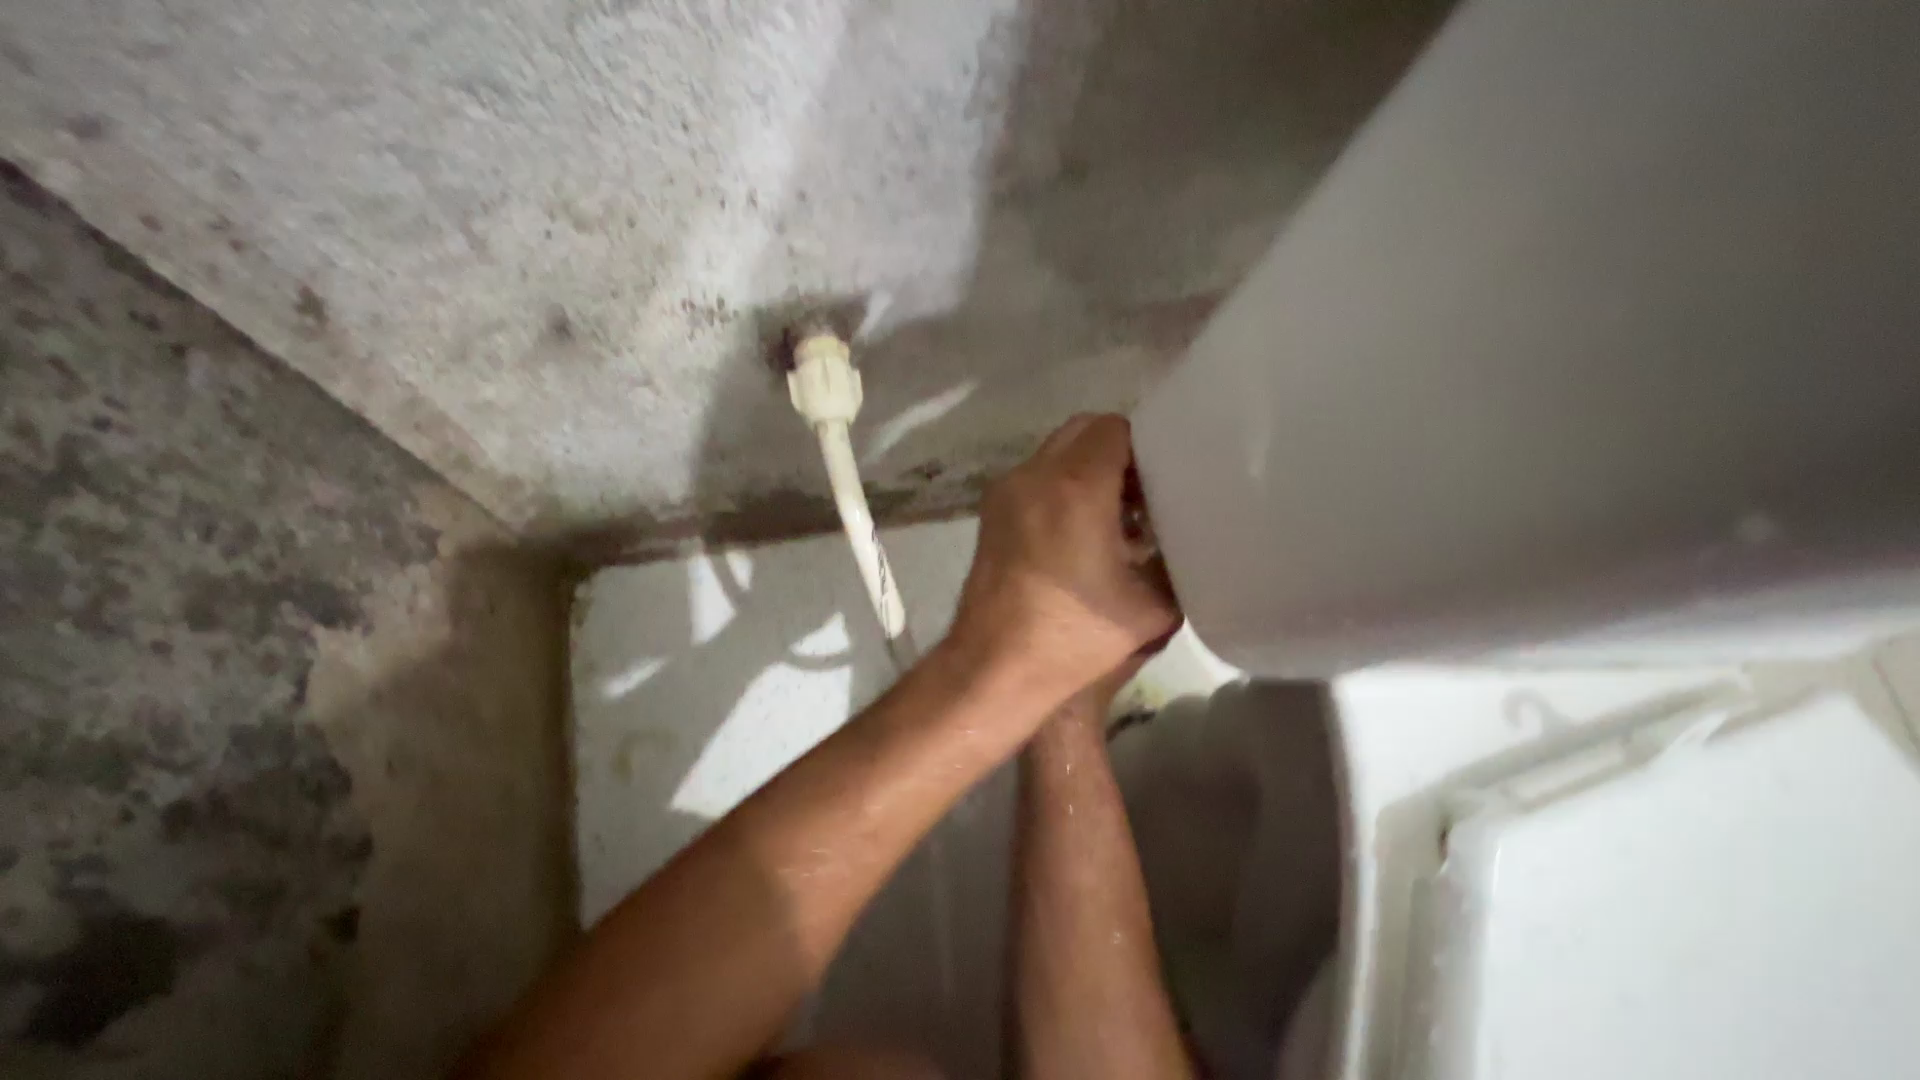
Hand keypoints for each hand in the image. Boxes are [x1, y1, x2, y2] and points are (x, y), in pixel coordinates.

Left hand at [946, 414, 1180, 703]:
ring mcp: (1005, 493)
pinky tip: (1082, 534)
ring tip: (1116, 517)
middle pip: (1083, 431)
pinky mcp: (990, 515)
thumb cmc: (1074, 637)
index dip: (1147, 445)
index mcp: (1076, 486)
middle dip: (1118, 453)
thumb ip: (1176, 563)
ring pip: (1055, 454)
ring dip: (1088, 471)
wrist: (995, 668)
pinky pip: (1034, 480)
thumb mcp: (1152, 607)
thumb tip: (1182, 544)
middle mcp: (1034, 476)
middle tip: (1145, 494)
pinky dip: (1060, 488)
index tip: (1167, 477)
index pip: (1115, 428)